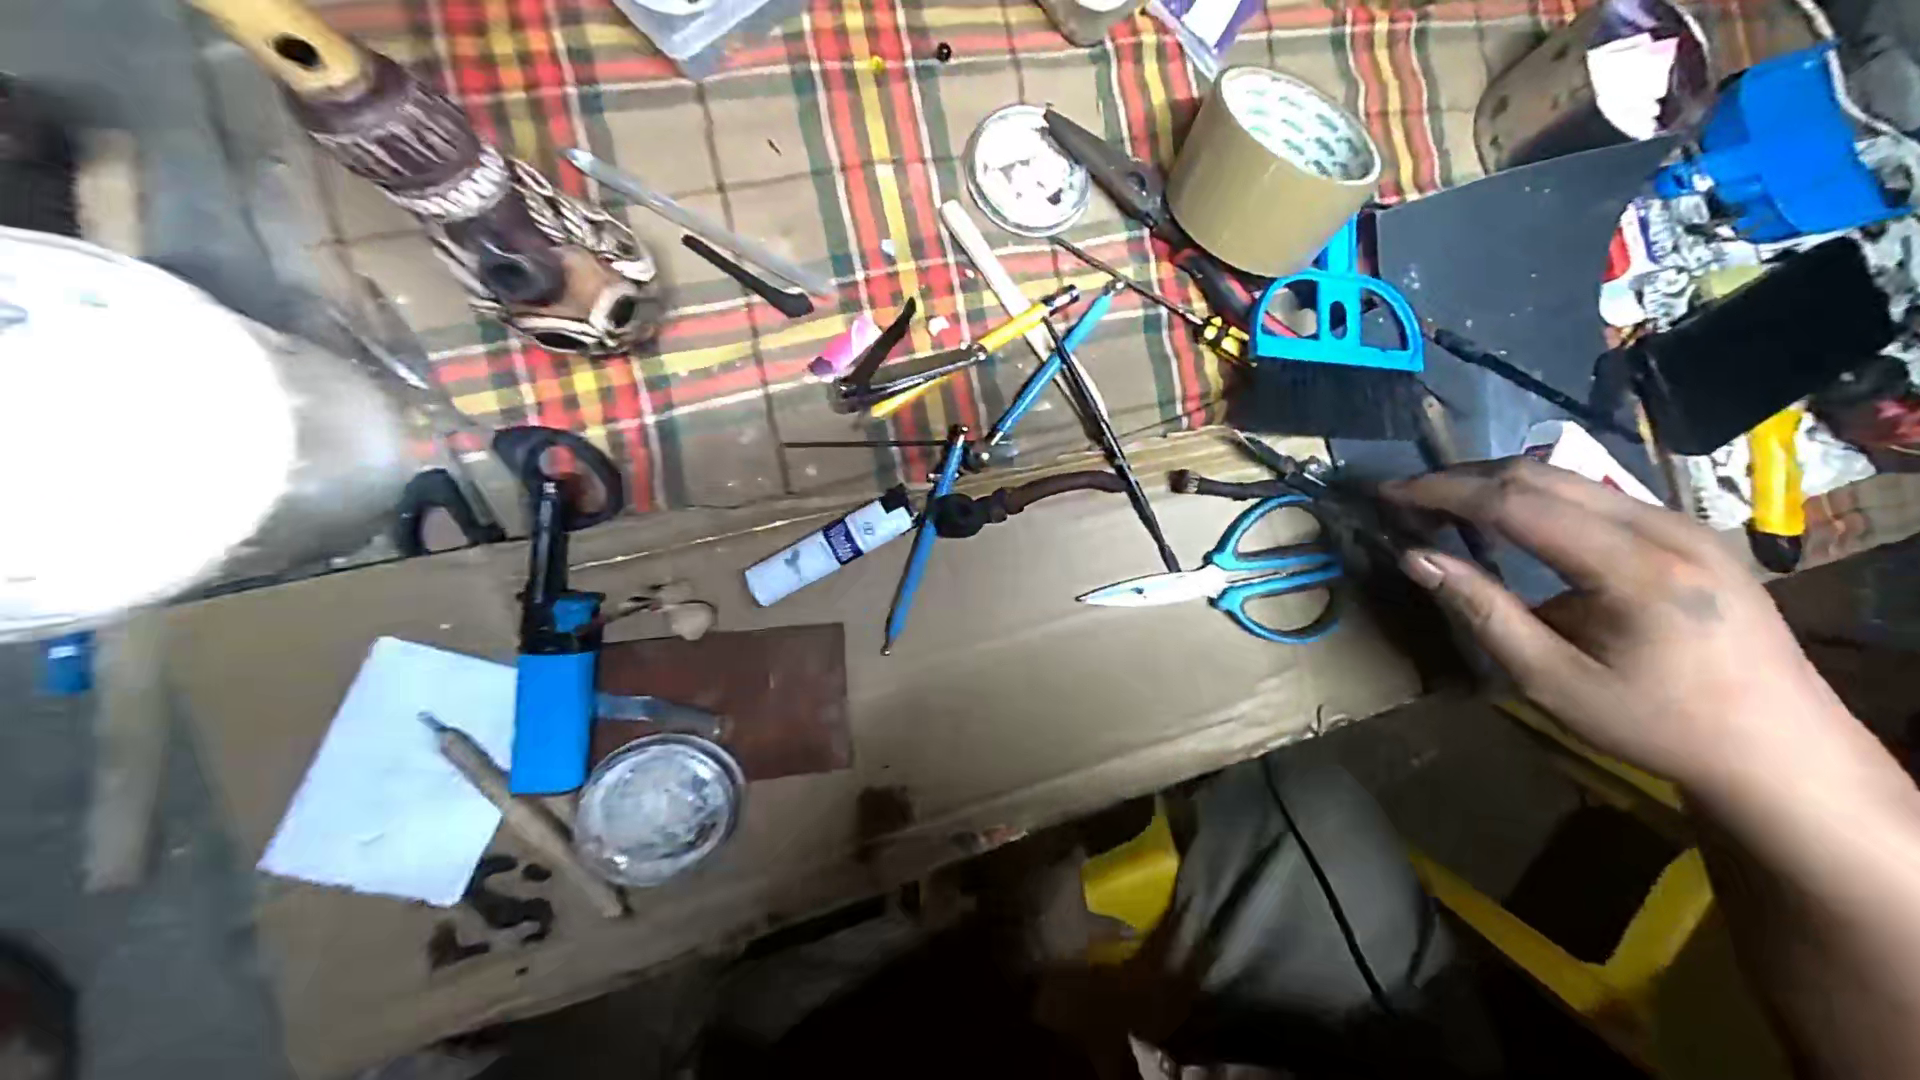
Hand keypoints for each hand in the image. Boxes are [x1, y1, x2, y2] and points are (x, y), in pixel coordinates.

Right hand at [1381, 459, 1854, 796]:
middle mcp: (1666, 528)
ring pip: (1566, 478)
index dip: (1443, 492)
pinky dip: (1531, 497)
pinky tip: (1501, 517)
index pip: (1517, 503)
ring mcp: (1684, 525)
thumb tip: (1415, 558)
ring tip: (1439, 505)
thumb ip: (1482, 611)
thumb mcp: (1551, 679)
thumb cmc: (1657, 724)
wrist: (1782, 751)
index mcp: (1636, 568)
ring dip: (1494, 484)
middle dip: (1462, 478)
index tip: (1388, 494)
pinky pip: (1591, 494)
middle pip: (1541, 475)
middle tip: (1404, 497)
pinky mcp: (1686, 533)